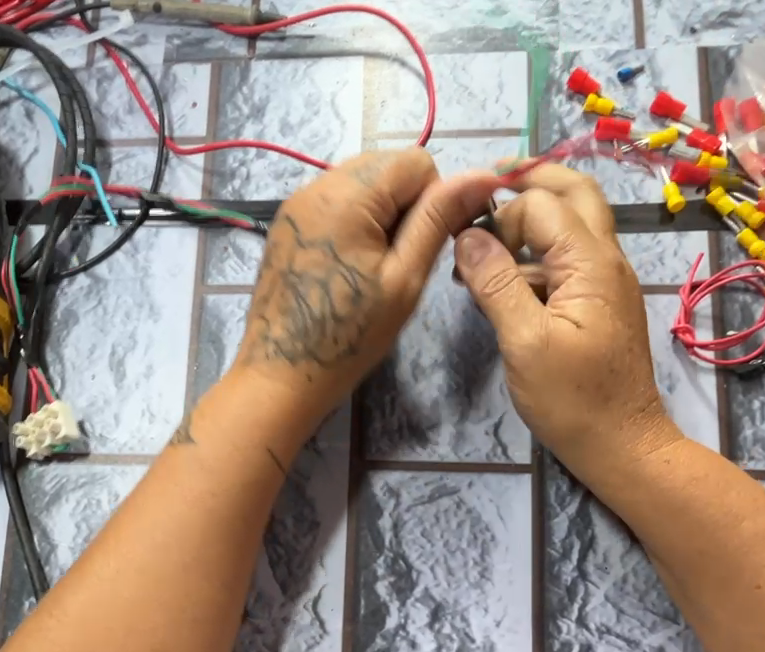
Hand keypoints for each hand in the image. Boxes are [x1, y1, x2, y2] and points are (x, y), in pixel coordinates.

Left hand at [235, 148, 503, 423]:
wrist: (281, 376)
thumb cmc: (349, 337)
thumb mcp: (404, 279)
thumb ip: (439, 220)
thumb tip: (484, 174)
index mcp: (347, 194)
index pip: (417, 162)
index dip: (436, 200)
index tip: (427, 248)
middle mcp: (316, 186)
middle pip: (386, 167)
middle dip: (406, 205)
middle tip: (400, 263)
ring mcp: (296, 204)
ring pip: (361, 184)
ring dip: (380, 215)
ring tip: (374, 270)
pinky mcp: (287, 226)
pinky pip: (334, 204)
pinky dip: (353, 224)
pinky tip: (349, 270)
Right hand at [450, 165, 680, 469]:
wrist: (621, 443)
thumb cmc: (571, 399)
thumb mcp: (524, 343)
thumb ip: (496, 286)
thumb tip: (467, 238)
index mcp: (589, 263)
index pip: (540, 205)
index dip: (498, 217)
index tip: (464, 249)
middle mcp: (606, 260)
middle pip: (573, 194)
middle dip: (528, 185)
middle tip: (483, 195)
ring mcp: (606, 282)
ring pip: (572, 226)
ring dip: (529, 223)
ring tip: (482, 251)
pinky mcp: (599, 304)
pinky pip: (569, 261)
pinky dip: (537, 258)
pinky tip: (505, 286)